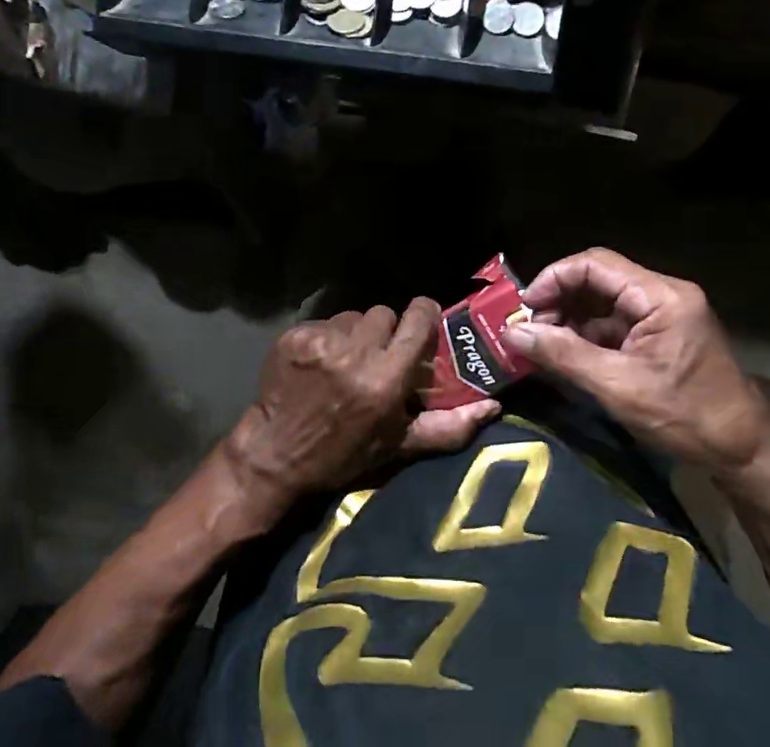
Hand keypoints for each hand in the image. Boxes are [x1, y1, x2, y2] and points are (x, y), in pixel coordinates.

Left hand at [225, 298, 501, 512]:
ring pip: (353, 316)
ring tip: (347, 361)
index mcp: (385, 379)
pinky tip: (320, 363)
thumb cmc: (344, 454)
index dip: (424, 314)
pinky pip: (324, 322)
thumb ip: (448, 426)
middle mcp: (355, 353)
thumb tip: (492, 406)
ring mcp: (321, 342)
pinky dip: (328, 337)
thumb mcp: (399, 446)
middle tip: (378, 356)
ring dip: (356, 333)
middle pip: (384, 313)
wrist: (276, 455)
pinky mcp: (295, 336)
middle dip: (386, 332)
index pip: (416, 320)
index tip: (423, 321)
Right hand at [505, 249, 769, 474]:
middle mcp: (663, 294)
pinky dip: (585, 335)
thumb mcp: (617, 386)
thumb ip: (563, 354)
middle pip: (597, 278)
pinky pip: (613, 322)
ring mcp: (662, 314)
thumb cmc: (686, 417)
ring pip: (602, 301)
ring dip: (569, 318)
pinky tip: (564, 354)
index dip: (553, 278)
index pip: (595, 264)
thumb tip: (512, 333)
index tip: (526, 308)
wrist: (745, 452)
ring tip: (541, 344)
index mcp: (661, 296)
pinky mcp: (659, 335)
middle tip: (529, 330)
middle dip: (558, 299)